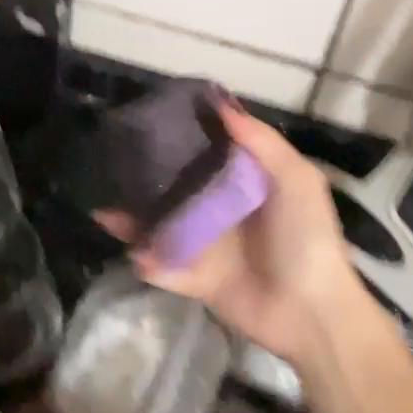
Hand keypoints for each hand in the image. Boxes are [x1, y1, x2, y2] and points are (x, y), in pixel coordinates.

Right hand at [98, 104, 368, 366]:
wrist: (310, 311)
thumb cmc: (305, 238)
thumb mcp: (295, 179)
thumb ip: (260, 141)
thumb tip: (220, 102)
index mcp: (247, 185)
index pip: (209, 153)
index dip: (183, 136)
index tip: (151, 117)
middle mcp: (222, 212)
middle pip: (177, 189)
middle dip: (146, 178)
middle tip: (111, 162)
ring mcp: (208, 247)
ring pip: (162, 228)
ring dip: (135, 221)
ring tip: (103, 207)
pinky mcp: (197, 280)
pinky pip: (164, 268)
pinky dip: (148, 263)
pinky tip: (135, 253)